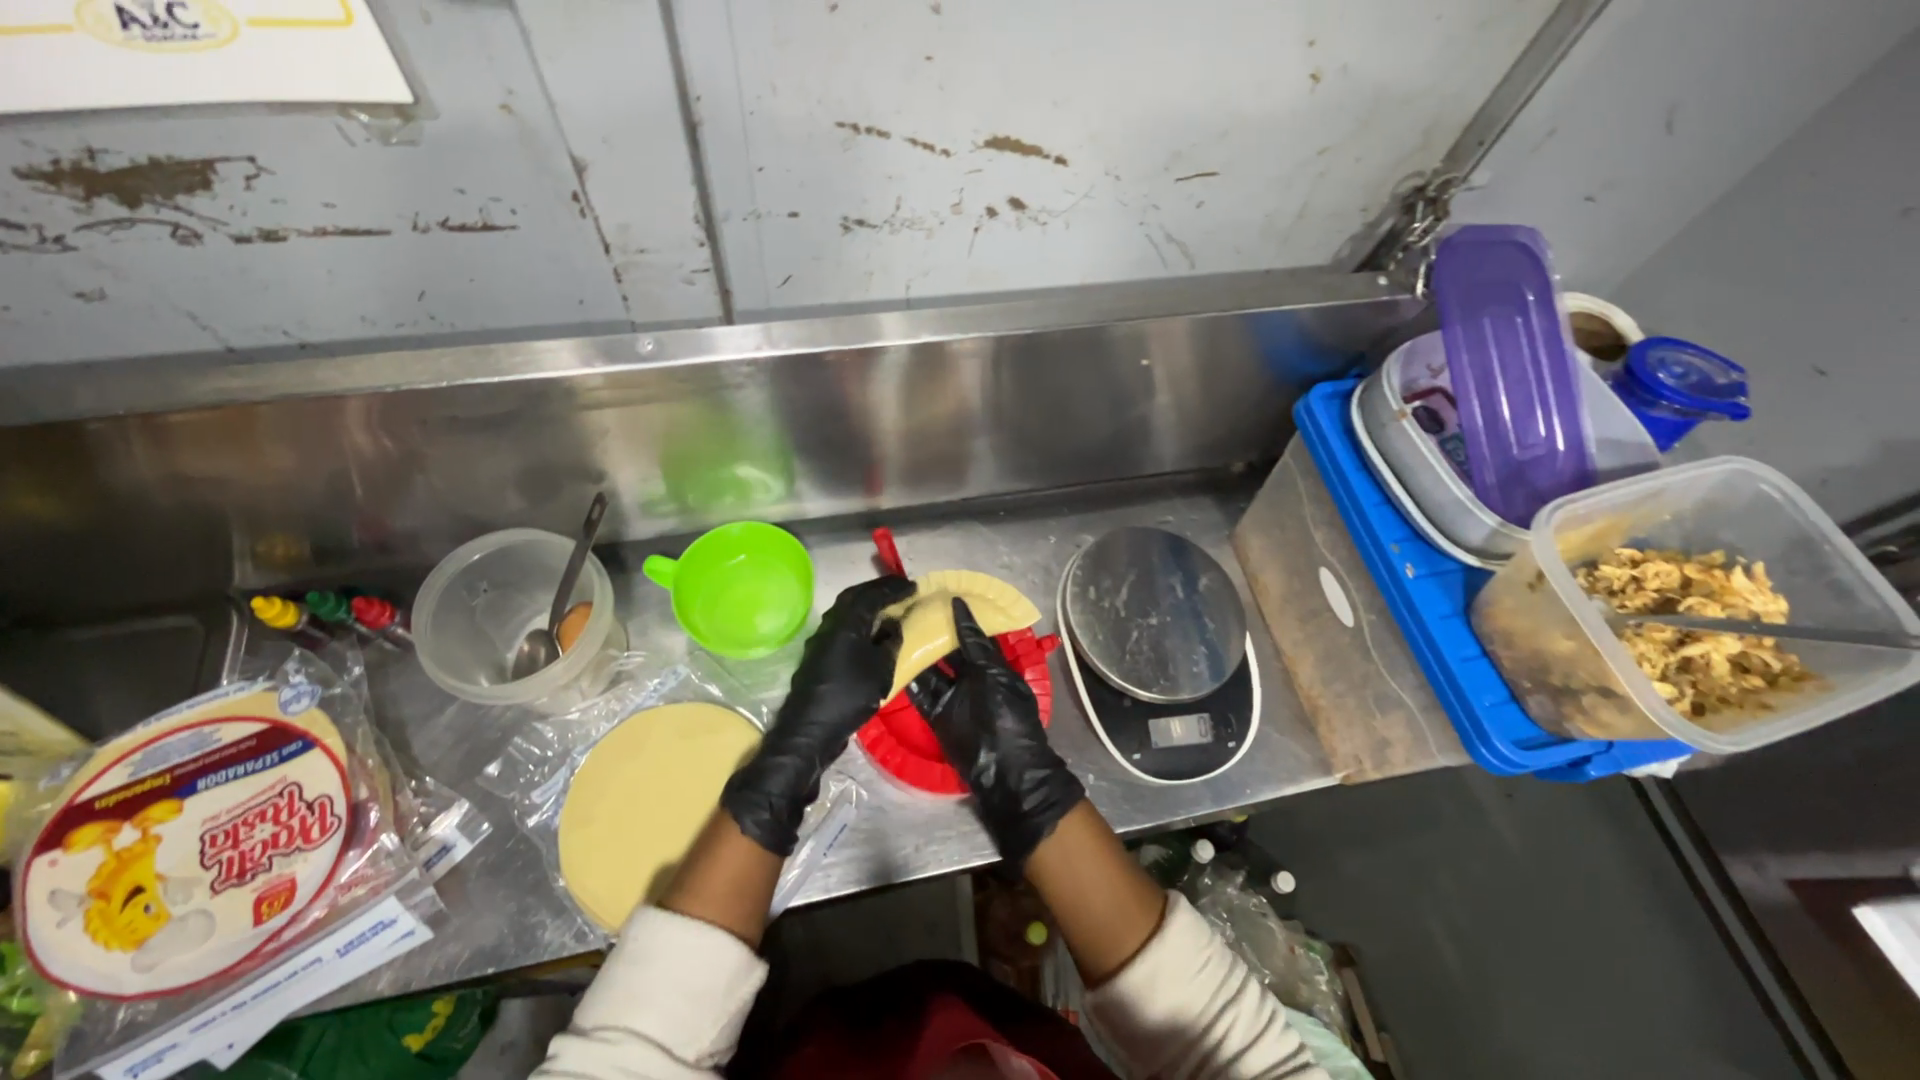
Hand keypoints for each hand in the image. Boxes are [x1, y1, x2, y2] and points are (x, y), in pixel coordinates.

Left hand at [723, 575, 915, 855]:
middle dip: (878, 590)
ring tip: (888, 607)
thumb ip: (890, 642)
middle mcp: (830, 623)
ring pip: (845, 611)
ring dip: (866, 604)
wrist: (810, 728)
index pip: (872, 594)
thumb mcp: (881, 668)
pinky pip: (842, 626)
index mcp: (847, 621)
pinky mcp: (818, 654)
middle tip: (900, 590)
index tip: (913, 586)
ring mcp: (821, 638)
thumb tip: (893, 624)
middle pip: (855, 596)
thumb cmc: (850, 695)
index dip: (894, 588)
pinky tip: (869, 632)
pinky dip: (858, 622)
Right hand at [911, 598, 1085, 865]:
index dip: (952, 616)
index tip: (930, 595)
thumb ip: (975, 644)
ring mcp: (951, 697)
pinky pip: (919, 693)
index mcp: (990, 664)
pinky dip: (906, 680)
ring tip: (890, 630)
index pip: (968, 633)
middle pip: (945, 650)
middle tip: (902, 610)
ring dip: (913, 653)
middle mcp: (969, 677)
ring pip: (929, 669)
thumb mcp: (996, 675)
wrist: (1006, 771)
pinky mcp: (936, 715)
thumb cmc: (1008, 718)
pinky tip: (888, 661)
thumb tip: (961, 608)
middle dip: (928, 632)